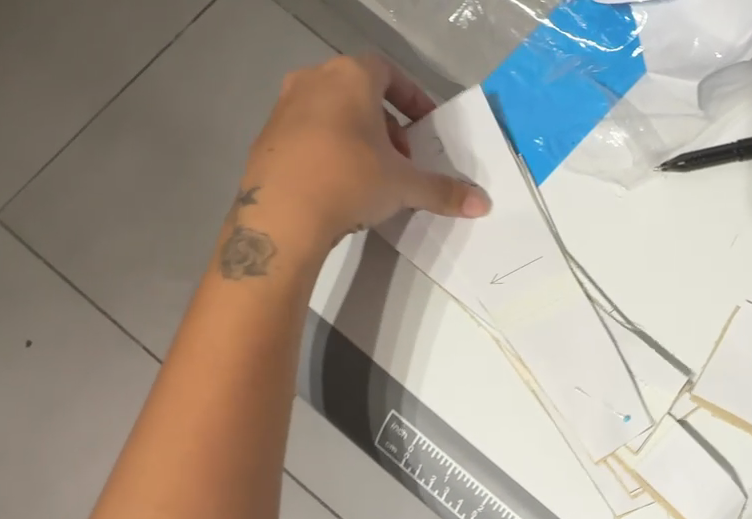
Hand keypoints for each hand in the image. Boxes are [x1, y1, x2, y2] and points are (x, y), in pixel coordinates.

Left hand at [234, 55, 488, 249]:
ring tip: (374, 176)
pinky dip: (331, 151)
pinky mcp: (268, 136)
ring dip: (358, 138)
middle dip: (387, 123)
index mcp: (351, 77)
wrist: (282, 212)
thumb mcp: (404, 186)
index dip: (412, 98)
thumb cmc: (350, 180)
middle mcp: (314, 80)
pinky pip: (310, 135)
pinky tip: (341, 186)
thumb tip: (482, 203)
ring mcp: (286, 106)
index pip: (389, 72)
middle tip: (402, 158)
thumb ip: (443, 191)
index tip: (426, 125)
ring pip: (333, 113)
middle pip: (360, 93)